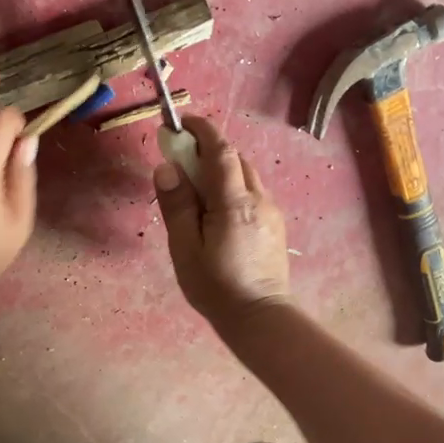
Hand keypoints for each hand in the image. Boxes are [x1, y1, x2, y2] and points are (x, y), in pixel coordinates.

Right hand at [152, 116, 290, 332]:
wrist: (260, 318)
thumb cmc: (216, 287)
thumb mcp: (185, 249)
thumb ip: (177, 206)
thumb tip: (168, 167)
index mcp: (234, 203)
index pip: (221, 151)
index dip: (202, 132)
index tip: (181, 124)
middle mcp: (258, 199)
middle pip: (235, 159)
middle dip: (209, 151)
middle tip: (182, 162)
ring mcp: (271, 212)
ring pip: (246, 176)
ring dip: (222, 171)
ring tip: (198, 192)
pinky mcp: (275, 226)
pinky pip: (252, 194)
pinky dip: (233, 189)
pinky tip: (218, 213)